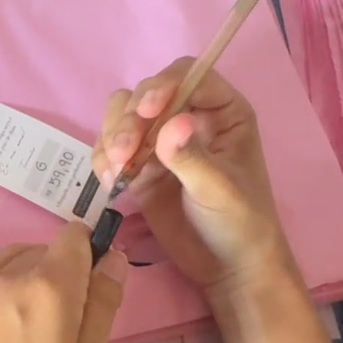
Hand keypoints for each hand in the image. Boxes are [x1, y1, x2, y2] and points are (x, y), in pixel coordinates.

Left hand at [0, 222, 127, 342]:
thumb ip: (102, 306)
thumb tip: (114, 258)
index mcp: (47, 287)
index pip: (74, 236)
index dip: (95, 250)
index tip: (104, 286)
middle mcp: (10, 277)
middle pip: (49, 248)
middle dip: (72, 269)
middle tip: (83, 320)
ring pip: (22, 257)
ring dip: (42, 274)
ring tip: (54, 321)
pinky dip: (15, 278)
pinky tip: (24, 312)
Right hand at [92, 59, 296, 293]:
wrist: (227, 267)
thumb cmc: (239, 223)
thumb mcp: (219, 190)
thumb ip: (192, 157)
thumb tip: (173, 123)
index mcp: (221, 111)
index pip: (186, 76)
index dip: (162, 85)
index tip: (147, 111)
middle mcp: (188, 117)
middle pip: (145, 94)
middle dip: (128, 120)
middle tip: (123, 154)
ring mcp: (160, 142)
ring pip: (122, 116)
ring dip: (111, 137)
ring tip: (116, 171)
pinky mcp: (139, 167)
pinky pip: (110, 148)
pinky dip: (103, 159)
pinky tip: (112, 182)